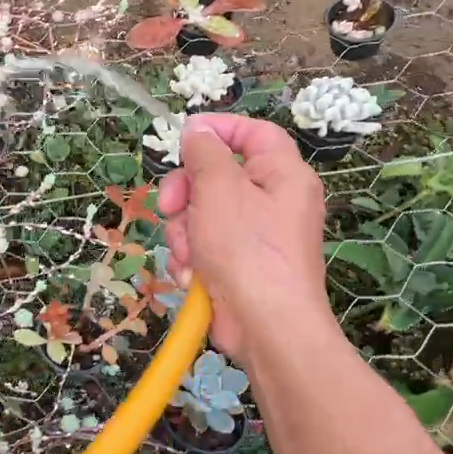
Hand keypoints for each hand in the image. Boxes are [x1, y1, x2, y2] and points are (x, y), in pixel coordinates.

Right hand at [156, 113, 333, 360]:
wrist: (265, 325)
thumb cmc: (246, 248)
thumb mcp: (218, 188)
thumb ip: (205, 152)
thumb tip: (197, 131)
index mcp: (283, 175)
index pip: (254, 133)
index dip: (219, 128)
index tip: (183, 136)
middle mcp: (274, 200)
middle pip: (217, 174)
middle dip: (185, 191)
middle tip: (169, 205)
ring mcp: (255, 234)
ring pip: (202, 211)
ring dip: (182, 229)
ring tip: (186, 251)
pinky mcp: (238, 263)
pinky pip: (203, 243)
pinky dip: (190, 254)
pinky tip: (190, 272)